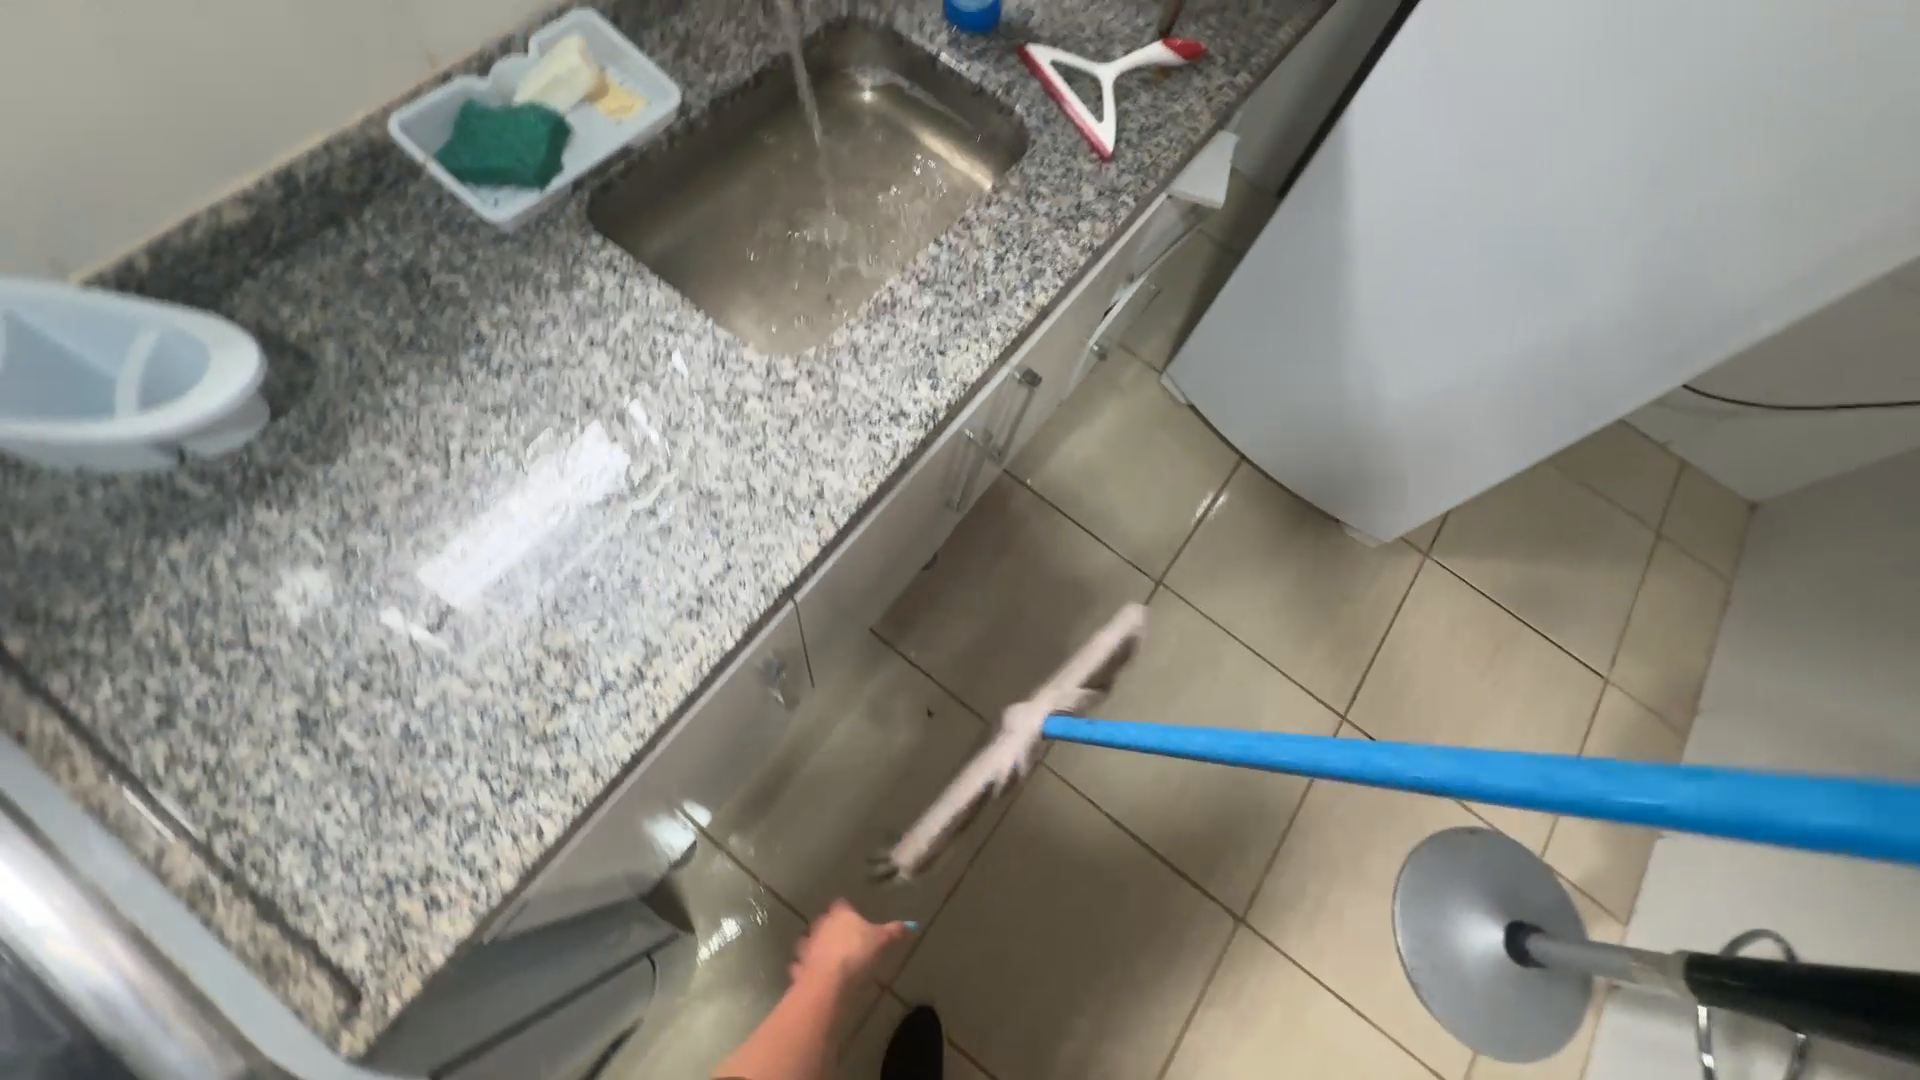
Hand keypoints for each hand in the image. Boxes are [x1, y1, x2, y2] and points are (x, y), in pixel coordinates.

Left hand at [790, 899, 909, 989]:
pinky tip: (815, 975)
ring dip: (815, 947)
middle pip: (823, 921)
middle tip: (842, 937)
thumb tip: (912, 925)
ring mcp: (807, 946)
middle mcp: (821, 925)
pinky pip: (802, 965)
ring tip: (827, 956)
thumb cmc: (857, 953)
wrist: (829, 982)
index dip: (846, 909)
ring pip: (809, 941)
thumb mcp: (881, 941)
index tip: (853, 916)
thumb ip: (894, 932)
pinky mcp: (799, 968)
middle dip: (830, 927)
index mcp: (840, 914)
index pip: (841, 904)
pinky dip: (806, 968)